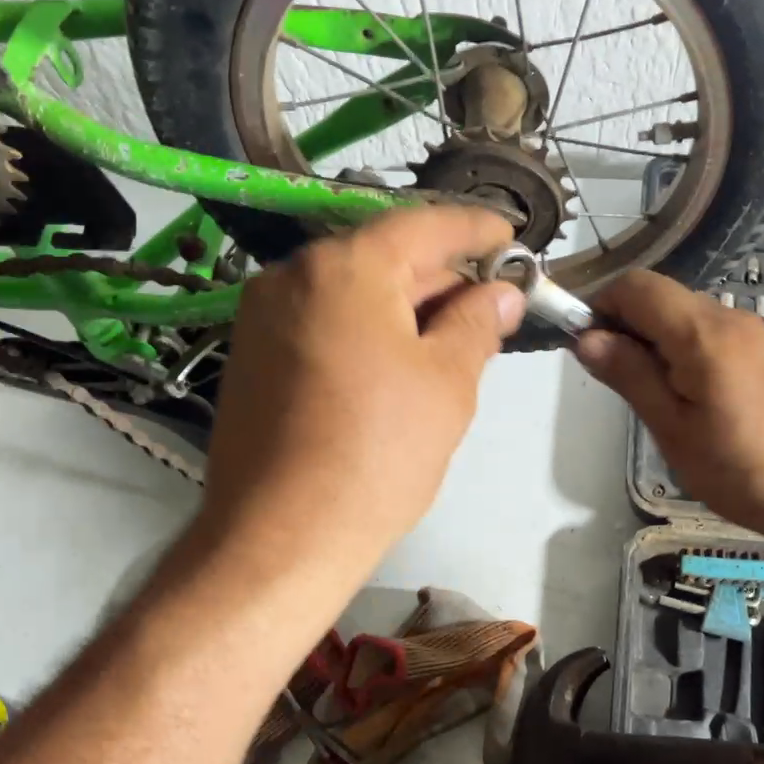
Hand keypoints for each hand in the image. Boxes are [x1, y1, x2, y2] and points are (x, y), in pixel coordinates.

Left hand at [198, 207, 523, 557]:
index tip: (512, 238)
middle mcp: (292, 275)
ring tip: (452, 341)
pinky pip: (323, 323)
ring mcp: (262, 316)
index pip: (424, 226)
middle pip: (383, 257)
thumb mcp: (448, 385)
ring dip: (404, 308)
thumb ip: (478, 324)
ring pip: (351, 293)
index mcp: (345, 268)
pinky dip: (366, 331)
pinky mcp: (252, 357)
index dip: (475, 230)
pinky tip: (398, 367)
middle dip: (441, 277)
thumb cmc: (378, 455)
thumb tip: (502, 294)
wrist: (281, 537)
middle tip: (491, 305)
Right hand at [576, 271, 763, 539]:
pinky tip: (700, 405)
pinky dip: (692, 355)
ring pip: (691, 319)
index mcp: (702, 332)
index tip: (589, 349)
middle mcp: (732, 318)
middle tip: (623, 385)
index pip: (637, 286)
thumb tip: (587, 337)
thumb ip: (630, 376)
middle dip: (631, 328)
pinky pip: (719, 339)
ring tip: (662, 403)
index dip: (603, 307)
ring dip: (662, 345)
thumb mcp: (672, 429)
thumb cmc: (741, 470)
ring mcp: (758, 335)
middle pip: (665, 299)